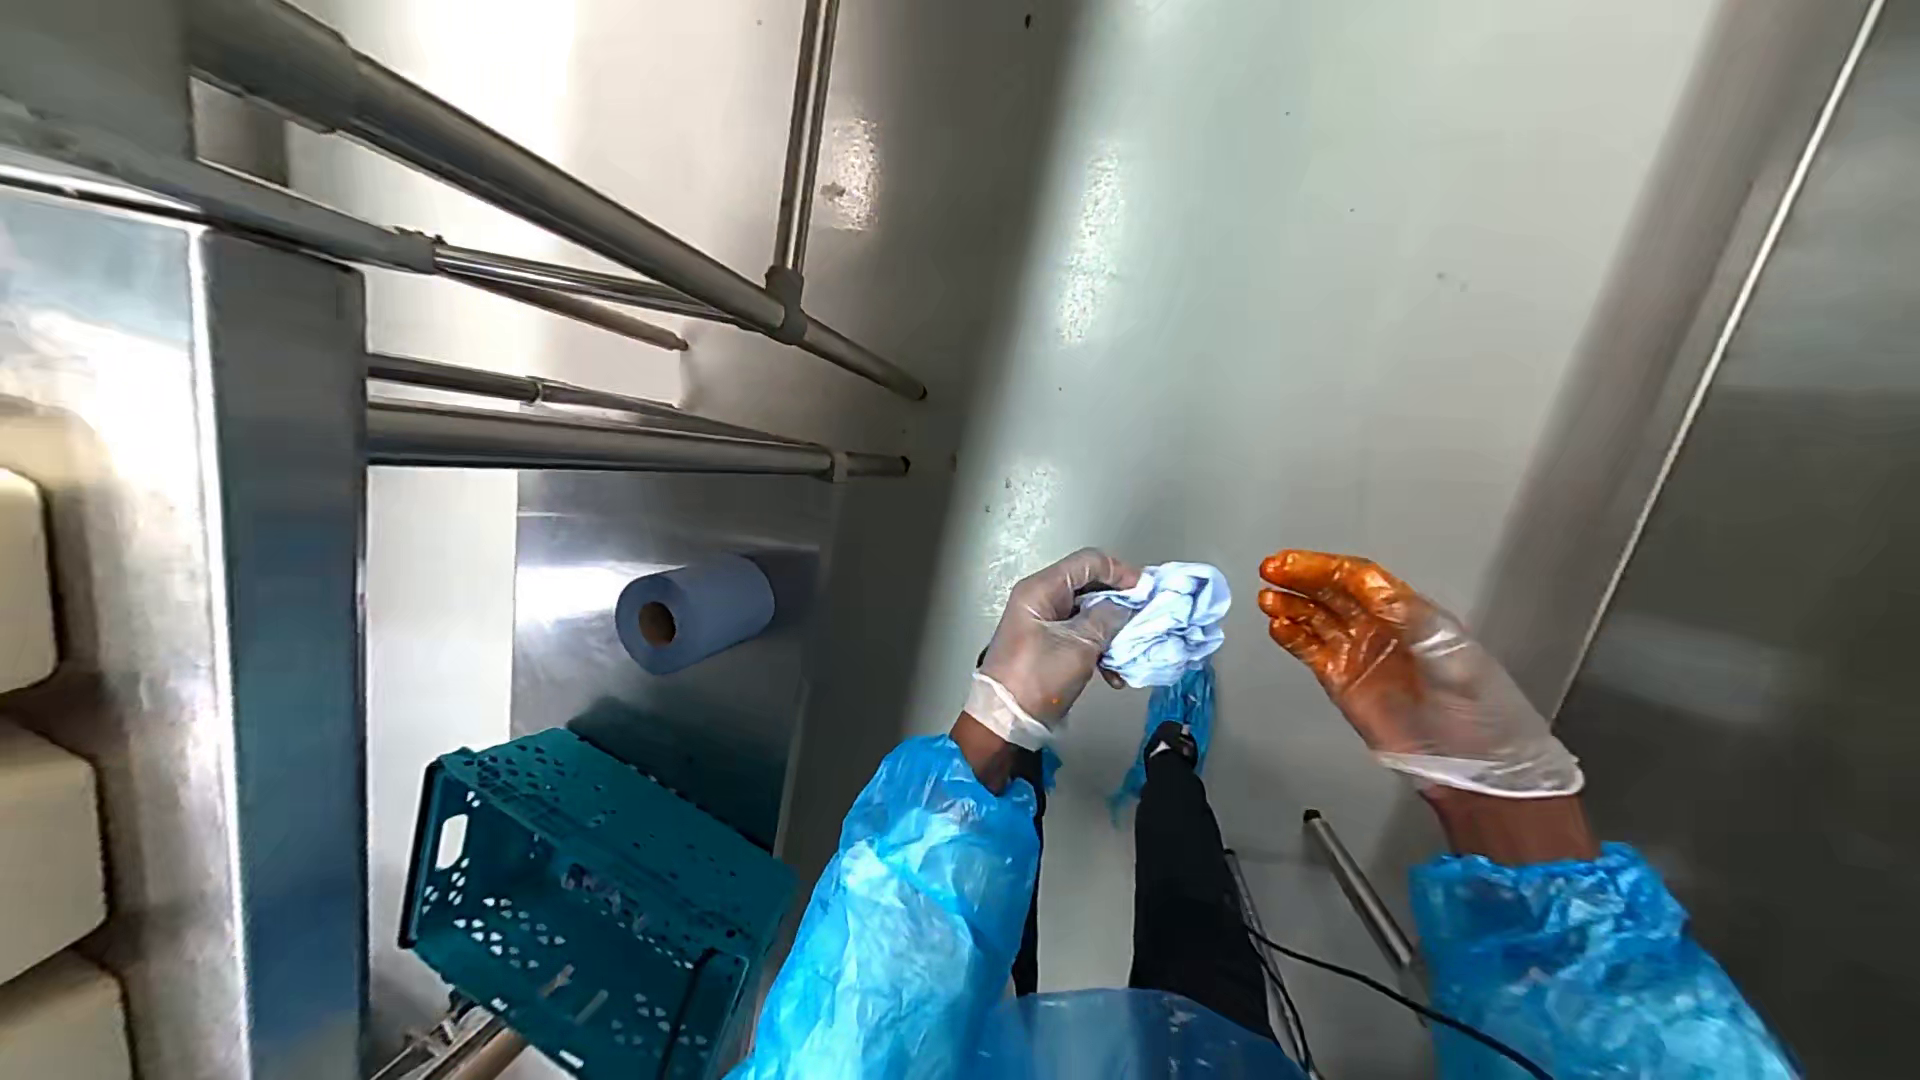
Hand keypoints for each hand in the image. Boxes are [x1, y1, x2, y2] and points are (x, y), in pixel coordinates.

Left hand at [966, 548, 1140, 748]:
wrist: (1007, 721)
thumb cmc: (1037, 677)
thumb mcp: (1079, 644)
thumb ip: (1107, 618)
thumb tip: (1127, 606)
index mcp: (1041, 589)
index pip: (1088, 562)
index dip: (1120, 572)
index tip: (1146, 592)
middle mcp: (1041, 598)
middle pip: (1090, 585)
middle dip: (1120, 603)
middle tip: (1145, 620)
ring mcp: (1045, 621)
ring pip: (1089, 612)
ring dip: (1113, 631)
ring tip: (1129, 652)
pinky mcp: (1050, 643)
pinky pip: (1082, 634)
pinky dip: (1100, 648)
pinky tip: (1113, 673)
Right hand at [1256, 550, 1581, 798]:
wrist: (1473, 768)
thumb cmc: (1479, 710)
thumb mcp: (1454, 659)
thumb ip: (1412, 620)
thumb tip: (1371, 585)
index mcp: (1407, 614)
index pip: (1359, 578)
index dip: (1325, 567)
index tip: (1294, 564)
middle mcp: (1378, 626)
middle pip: (1331, 591)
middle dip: (1299, 577)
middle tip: (1269, 569)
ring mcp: (1356, 651)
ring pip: (1315, 617)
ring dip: (1290, 604)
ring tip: (1266, 599)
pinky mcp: (1340, 678)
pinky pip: (1308, 649)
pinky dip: (1291, 636)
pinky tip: (1277, 627)